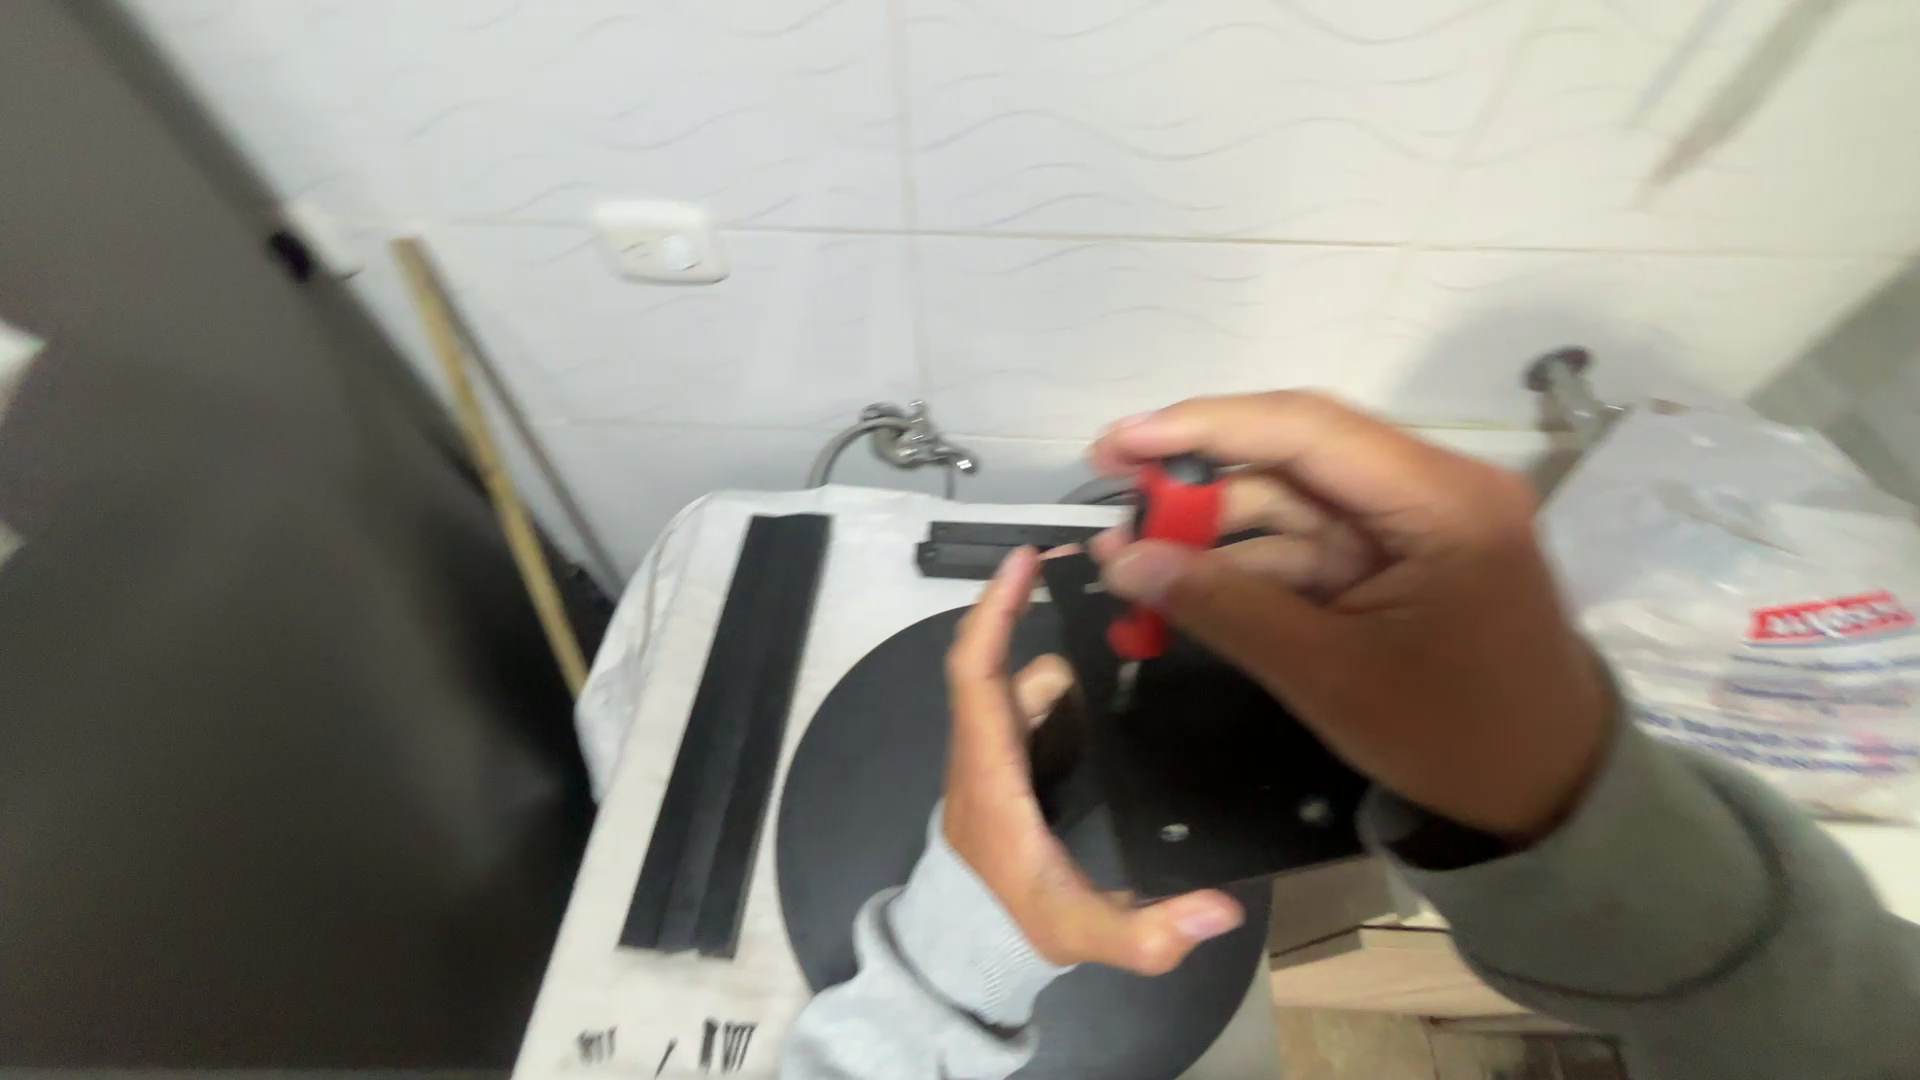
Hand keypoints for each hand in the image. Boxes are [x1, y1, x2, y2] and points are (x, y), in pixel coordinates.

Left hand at [943, 545, 1245, 973]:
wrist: (973, 932)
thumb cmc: (1014, 921)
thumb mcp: (1076, 932)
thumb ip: (1143, 934)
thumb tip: (1220, 909)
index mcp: (990, 766)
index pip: (976, 672)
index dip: (994, 611)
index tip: (1023, 561)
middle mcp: (987, 741)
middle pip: (1000, 655)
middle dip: (1027, 603)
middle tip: (1088, 569)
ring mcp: (997, 743)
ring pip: (1032, 680)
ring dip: (1073, 667)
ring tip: (1132, 654)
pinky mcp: (1013, 752)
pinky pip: (1039, 700)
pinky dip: (1070, 689)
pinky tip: (1116, 698)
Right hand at [1090, 392, 1610, 840]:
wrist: (1547, 794)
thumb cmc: (1455, 737)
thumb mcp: (1326, 674)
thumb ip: (1220, 607)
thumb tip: (1119, 559)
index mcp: (1438, 500)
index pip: (1304, 429)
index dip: (1200, 427)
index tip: (1117, 443)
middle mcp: (1423, 487)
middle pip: (1288, 451)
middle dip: (1194, 470)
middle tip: (1111, 484)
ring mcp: (1401, 521)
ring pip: (1281, 496)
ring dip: (1206, 521)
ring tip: (1129, 550)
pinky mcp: (1381, 554)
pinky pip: (1292, 540)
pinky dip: (1234, 559)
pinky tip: (1178, 579)